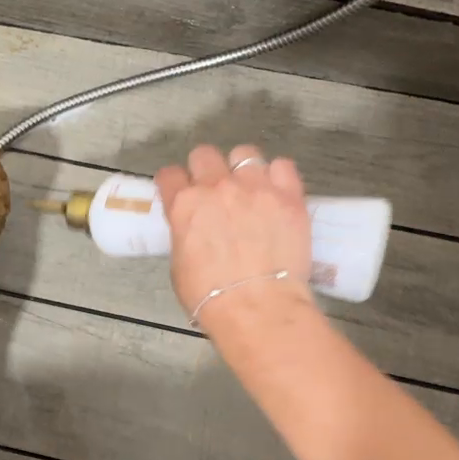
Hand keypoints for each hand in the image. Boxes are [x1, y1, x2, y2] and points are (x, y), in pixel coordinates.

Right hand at [156, 144, 314, 331]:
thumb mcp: (179, 262)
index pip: (169, 175)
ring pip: (244, 153)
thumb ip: (184, 234)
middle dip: (204, 168)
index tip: (177, 190)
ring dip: (241, 167)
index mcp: (183, 205)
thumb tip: (194, 231)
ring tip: (247, 185)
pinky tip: (276, 191)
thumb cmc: (209, 295)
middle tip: (212, 188)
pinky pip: (284, 166)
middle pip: (204, 154)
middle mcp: (216, 187)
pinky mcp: (289, 196)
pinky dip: (278, 175)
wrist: (256, 306)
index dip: (172, 182)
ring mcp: (255, 188)